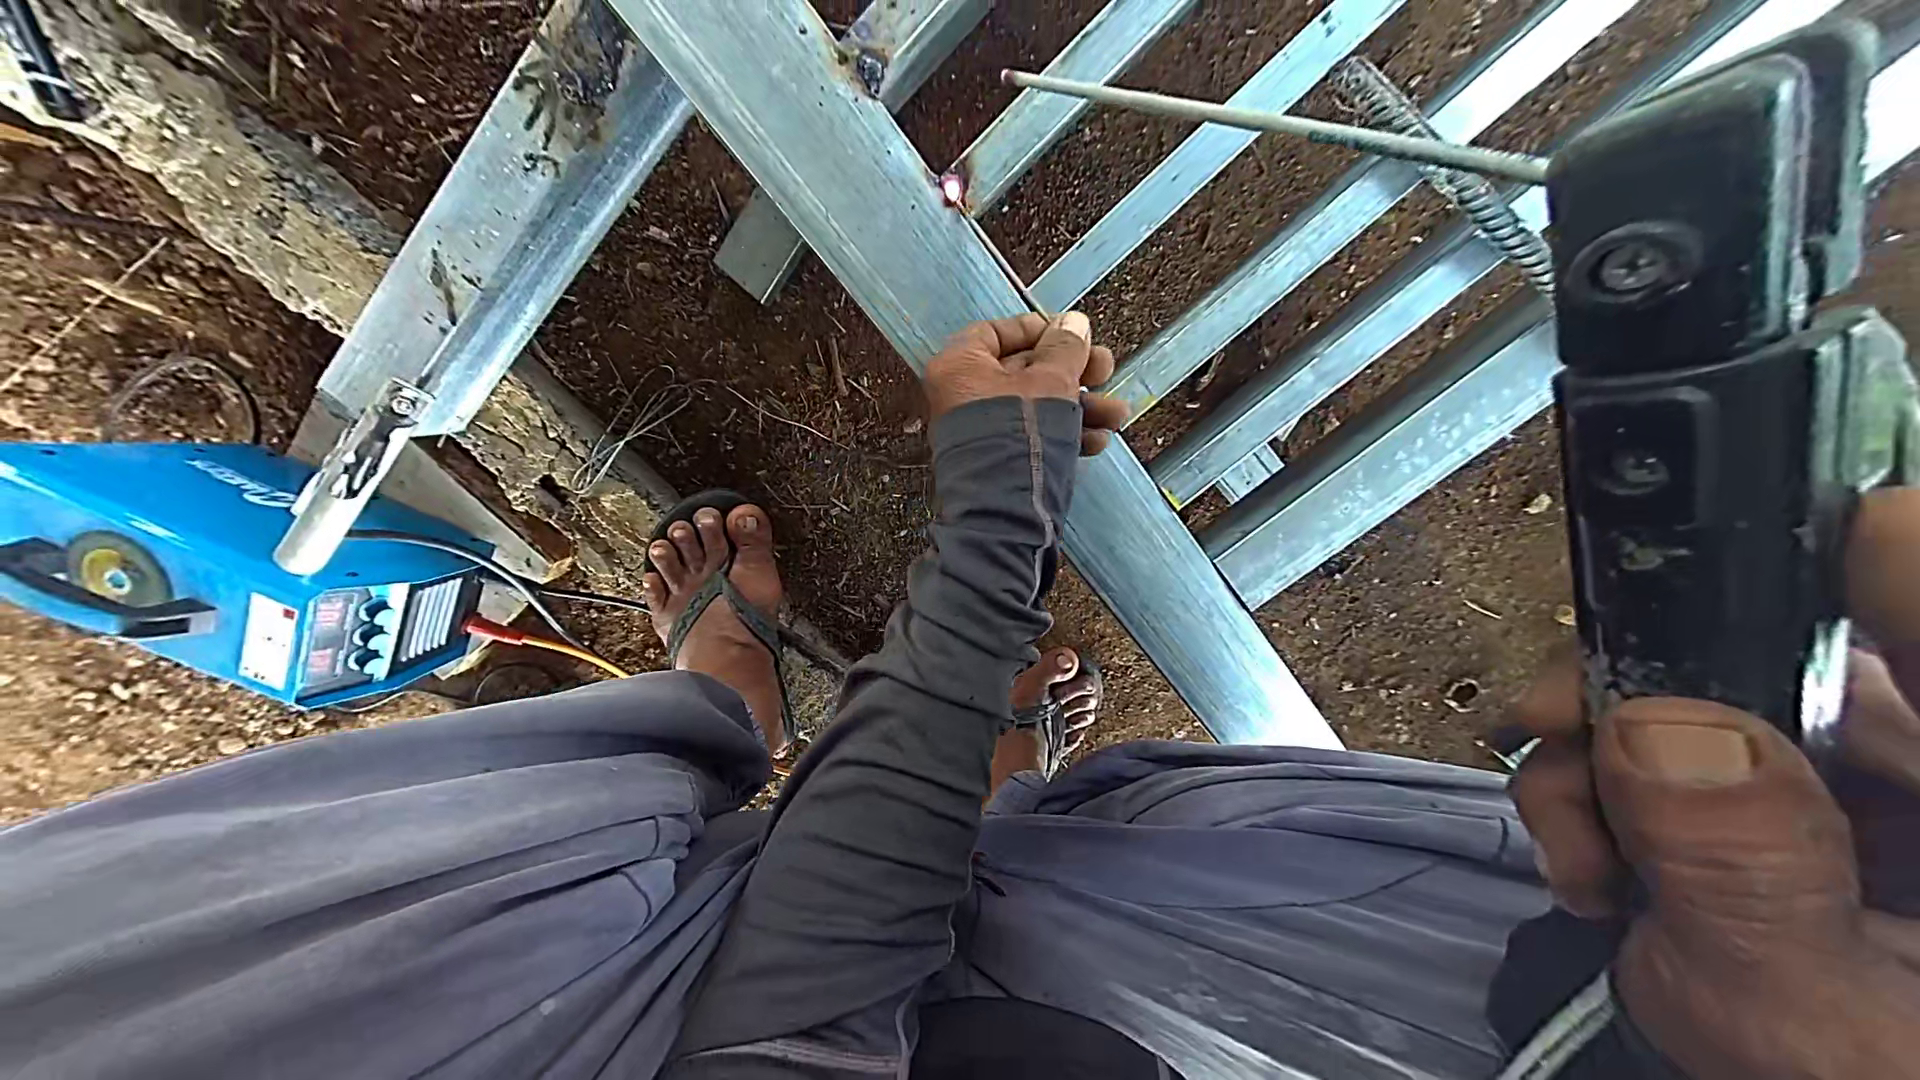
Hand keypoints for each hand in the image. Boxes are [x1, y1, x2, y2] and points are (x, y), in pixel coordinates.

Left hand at [923, 312, 1129, 454]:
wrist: (1005, 519)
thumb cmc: (1019, 444)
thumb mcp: (1051, 384)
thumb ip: (1065, 350)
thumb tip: (1073, 324)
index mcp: (960, 368)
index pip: (995, 332)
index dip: (1039, 331)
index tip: (1072, 336)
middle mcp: (962, 400)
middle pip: (1022, 371)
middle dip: (1072, 373)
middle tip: (1105, 371)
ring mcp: (979, 435)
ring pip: (1034, 408)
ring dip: (1079, 407)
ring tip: (1115, 414)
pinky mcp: (998, 464)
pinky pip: (1032, 438)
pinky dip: (1064, 436)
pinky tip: (1097, 441)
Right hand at [1508, 488, 1919, 1078]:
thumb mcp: (1802, 1014)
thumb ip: (1741, 872)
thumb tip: (1664, 726)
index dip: (1876, 562)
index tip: (1810, 519)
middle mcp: (1912, 770)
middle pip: (1766, 667)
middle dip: (1628, 697)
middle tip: (1554, 738)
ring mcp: (1833, 784)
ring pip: (1682, 705)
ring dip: (1591, 759)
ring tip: (1580, 851)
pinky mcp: (1761, 795)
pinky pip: (1650, 747)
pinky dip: (1591, 787)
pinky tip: (1593, 857)